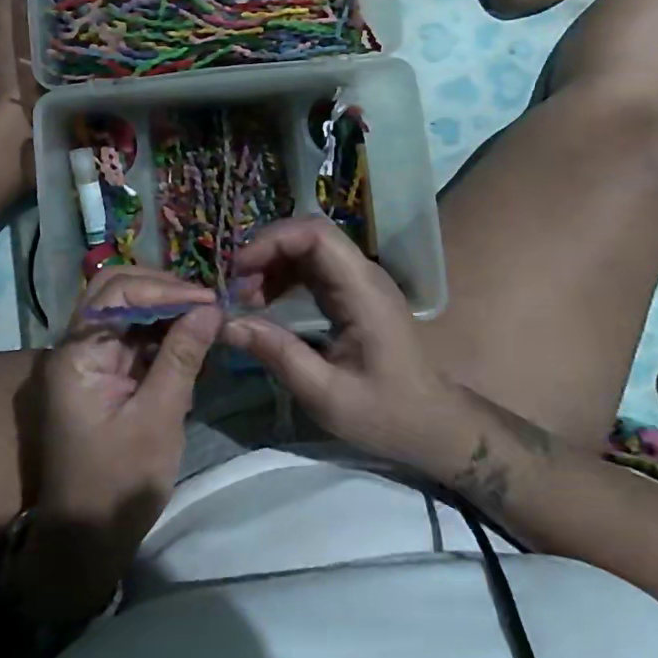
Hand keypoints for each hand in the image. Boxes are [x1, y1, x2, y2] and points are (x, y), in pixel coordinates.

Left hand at [23, 268, 221, 613]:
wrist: (86, 538)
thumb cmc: (119, 483)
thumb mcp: (159, 418)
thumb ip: (181, 357)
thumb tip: (210, 308)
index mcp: (77, 355)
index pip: (116, 293)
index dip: (165, 288)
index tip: (209, 300)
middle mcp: (74, 348)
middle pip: (114, 292)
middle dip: (162, 290)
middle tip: (205, 303)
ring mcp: (86, 361)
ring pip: (123, 311)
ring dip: (163, 308)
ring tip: (204, 316)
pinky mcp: (101, 376)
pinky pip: (130, 338)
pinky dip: (160, 332)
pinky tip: (189, 338)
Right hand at [222, 217, 471, 477]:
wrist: (429, 424)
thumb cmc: (384, 412)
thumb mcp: (325, 394)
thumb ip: (279, 355)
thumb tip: (228, 324)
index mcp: (362, 292)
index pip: (317, 235)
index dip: (273, 241)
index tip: (239, 270)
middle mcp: (363, 275)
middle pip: (309, 234)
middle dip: (266, 250)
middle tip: (236, 287)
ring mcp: (359, 281)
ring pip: (308, 247)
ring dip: (272, 263)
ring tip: (245, 298)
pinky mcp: (352, 293)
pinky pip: (312, 267)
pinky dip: (283, 276)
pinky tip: (265, 302)